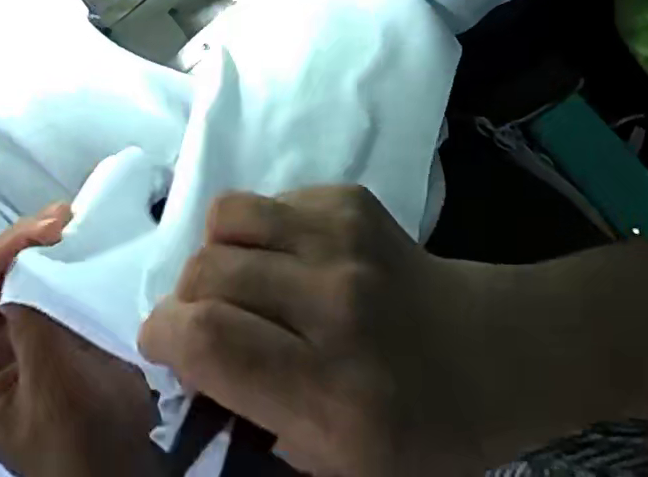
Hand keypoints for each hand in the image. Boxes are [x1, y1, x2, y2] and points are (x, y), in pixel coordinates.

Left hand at [0, 204, 160, 476]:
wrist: (124, 467)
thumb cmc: (77, 440)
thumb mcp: (49, 391)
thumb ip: (31, 331)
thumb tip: (19, 271)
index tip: (36, 234)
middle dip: (22, 241)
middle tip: (62, 215)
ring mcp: (33, 333)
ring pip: (28, 273)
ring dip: (47, 241)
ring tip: (74, 217)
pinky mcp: (67, 324)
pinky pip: (61, 281)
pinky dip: (71, 255)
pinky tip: (88, 237)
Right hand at [139, 186, 532, 475]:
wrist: (485, 351)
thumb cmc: (410, 429)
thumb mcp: (329, 464)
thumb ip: (248, 412)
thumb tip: (186, 353)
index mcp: (330, 390)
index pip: (212, 336)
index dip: (165, 332)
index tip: (162, 341)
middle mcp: (336, 302)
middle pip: (210, 269)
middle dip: (186, 295)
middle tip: (203, 316)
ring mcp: (346, 238)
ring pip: (229, 214)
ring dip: (216, 250)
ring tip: (240, 277)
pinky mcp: (352, 200)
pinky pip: (270, 199)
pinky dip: (260, 229)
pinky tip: (288, 258)